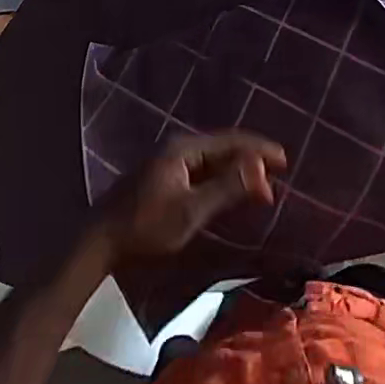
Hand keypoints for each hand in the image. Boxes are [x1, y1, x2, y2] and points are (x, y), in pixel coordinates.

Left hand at [99, 131, 287, 261]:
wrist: (100, 242)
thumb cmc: (146, 226)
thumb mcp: (190, 211)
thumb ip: (226, 188)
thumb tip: (260, 168)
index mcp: (183, 147)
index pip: (231, 141)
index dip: (259, 149)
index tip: (284, 160)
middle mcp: (177, 146)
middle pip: (223, 147)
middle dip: (251, 160)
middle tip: (277, 174)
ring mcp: (169, 160)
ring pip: (213, 159)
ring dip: (237, 170)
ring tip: (260, 184)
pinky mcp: (164, 176)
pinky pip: (202, 169)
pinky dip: (222, 177)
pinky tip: (232, 190)